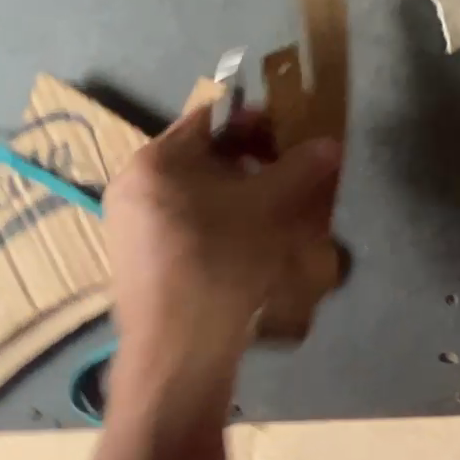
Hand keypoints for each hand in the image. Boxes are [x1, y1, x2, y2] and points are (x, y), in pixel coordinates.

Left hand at [83, 104, 340, 459]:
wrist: (180, 342)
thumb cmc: (223, 260)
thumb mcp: (273, 206)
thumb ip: (301, 167)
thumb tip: (329, 144)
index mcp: (157, 161)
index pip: (213, 117)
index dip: (260, 119)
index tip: (296, 134)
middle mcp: (134, 183)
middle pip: (207, 155)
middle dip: (257, 158)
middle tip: (296, 173)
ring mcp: (131, 220)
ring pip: (200, 188)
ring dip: (244, 189)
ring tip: (283, 209)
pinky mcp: (140, 252)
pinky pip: (189, 217)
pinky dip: (224, 216)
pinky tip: (253, 240)